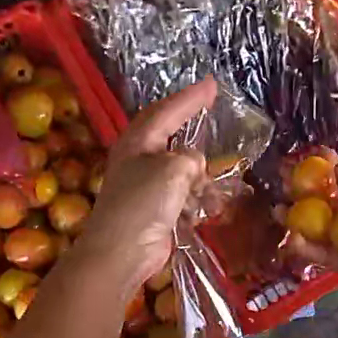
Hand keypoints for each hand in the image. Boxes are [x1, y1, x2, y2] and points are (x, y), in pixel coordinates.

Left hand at [70, 80, 213, 290]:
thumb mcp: (173, 170)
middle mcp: (139, 159)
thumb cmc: (142, 204)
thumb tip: (194, 165)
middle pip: (170, 135)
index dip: (190, 98)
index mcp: (138, 142)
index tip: (212, 85)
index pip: (168, 111)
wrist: (121, 252)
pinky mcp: (154, 210)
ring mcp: (145, 186)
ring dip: (201, 178)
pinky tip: (210, 209)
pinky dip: (197, 200)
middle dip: (190, 126)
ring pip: (181, 170)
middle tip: (210, 106)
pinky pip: (182, 196)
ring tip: (217, 188)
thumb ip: (190, 158)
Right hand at [283, 156, 337, 317]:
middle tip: (283, 174)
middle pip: (322, 198)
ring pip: (312, 223)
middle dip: (303, 186)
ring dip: (294, 213)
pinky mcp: (334, 260)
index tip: (312, 151)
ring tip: (276, 205)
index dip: (330, 165)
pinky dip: (300, 245)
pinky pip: (314, 251)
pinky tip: (288, 235)